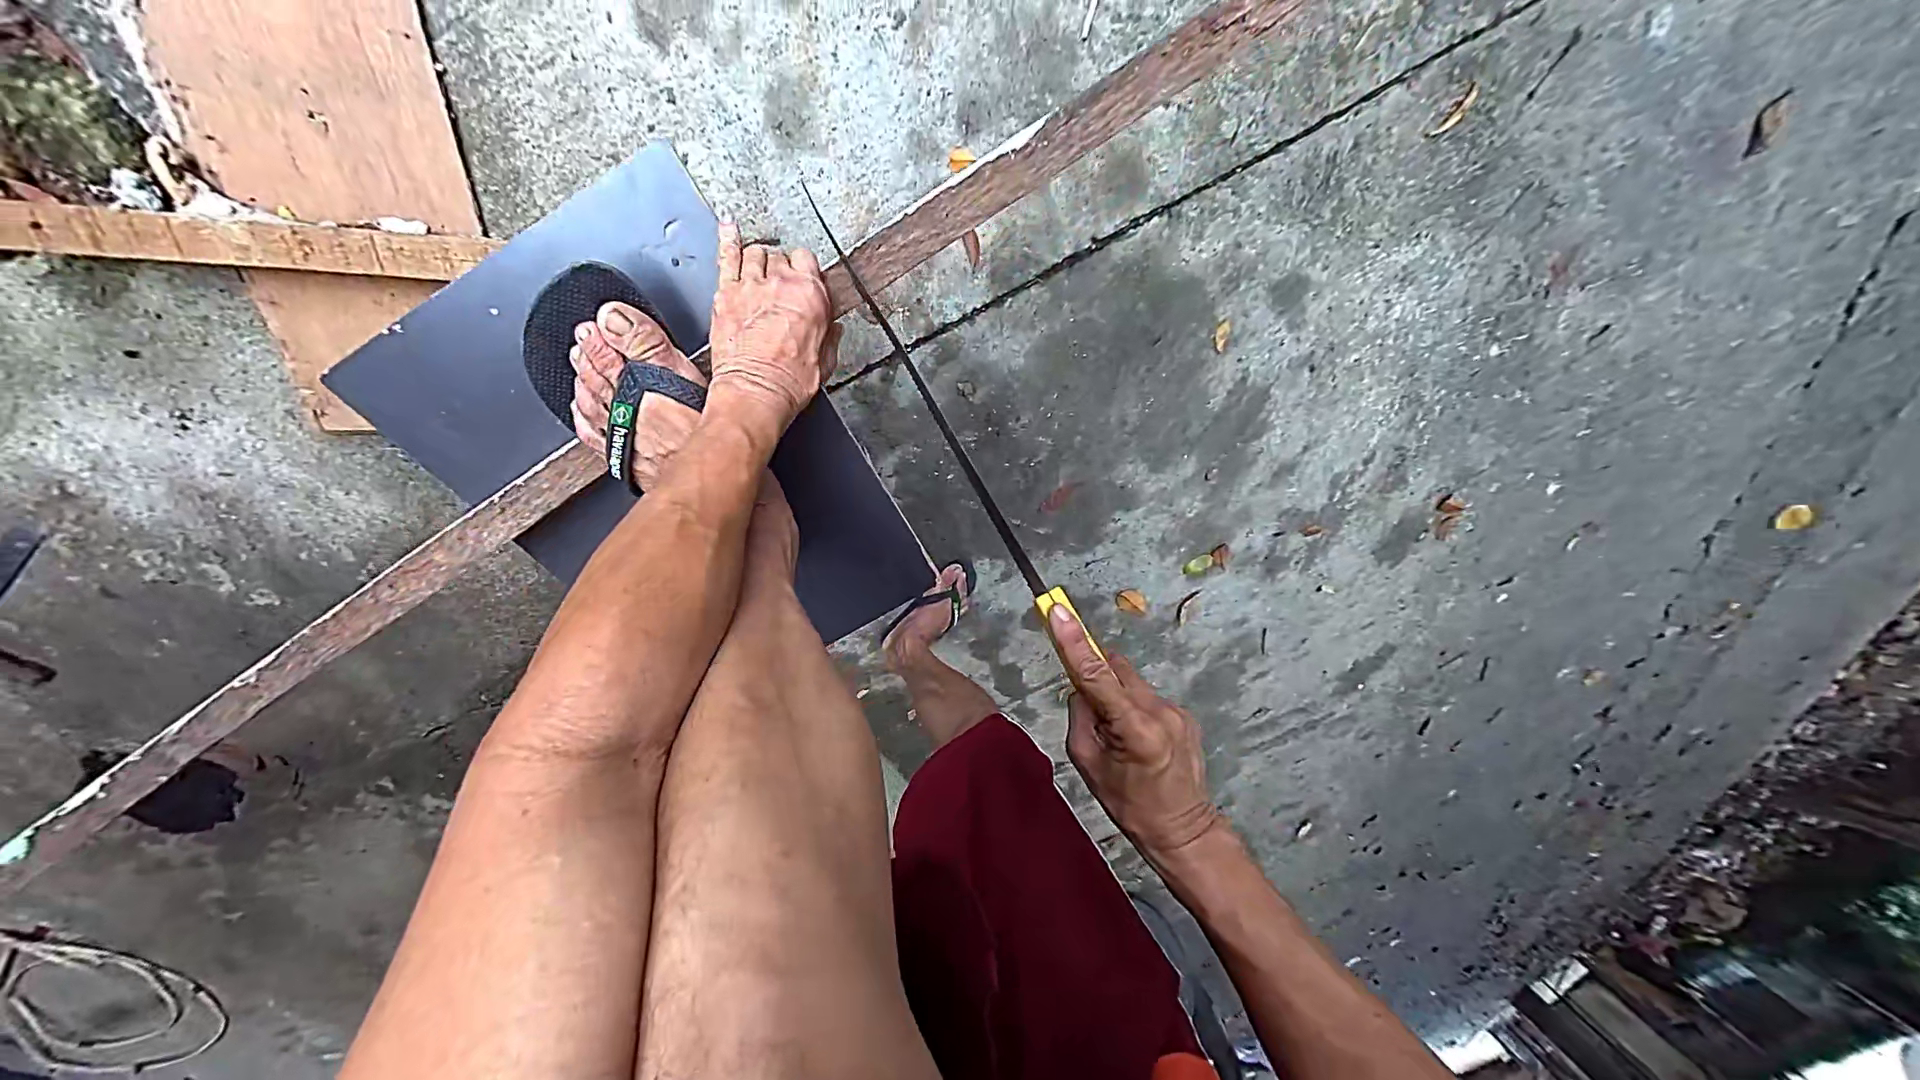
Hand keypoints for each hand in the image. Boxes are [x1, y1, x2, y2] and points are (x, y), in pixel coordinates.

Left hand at [708, 222, 839, 433]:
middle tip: (779, 284)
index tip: (802, 280)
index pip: (808, 262)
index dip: (804, 270)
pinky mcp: (726, 293)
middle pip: (780, 257)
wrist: (756, 391)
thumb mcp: (825, 361)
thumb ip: (829, 337)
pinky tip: (728, 229)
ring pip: (755, 253)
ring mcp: (751, 285)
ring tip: (758, 267)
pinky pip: (727, 255)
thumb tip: (832, 328)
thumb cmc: (789, 381)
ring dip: (758, 259)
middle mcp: (781, 283)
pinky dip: (727, 239)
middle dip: (780, 269)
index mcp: (811, 295)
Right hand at [1044, 603, 1225, 860]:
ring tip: (1117, 732)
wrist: (1184, 830)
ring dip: (1115, 693)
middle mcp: (1160, 710)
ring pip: (1131, 681)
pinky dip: (1132, 705)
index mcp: (1135, 728)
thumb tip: (1080, 688)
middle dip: (1096, 674)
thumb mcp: (1087, 764)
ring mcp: (1177, 710)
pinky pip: (1146, 696)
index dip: (1074, 641)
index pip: (1096, 674)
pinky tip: (1136, 738)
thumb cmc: (1128, 805)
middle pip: (1116, 667)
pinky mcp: (1184, 714)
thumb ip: (1080, 717)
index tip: (1059, 610)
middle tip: (1089, 707)